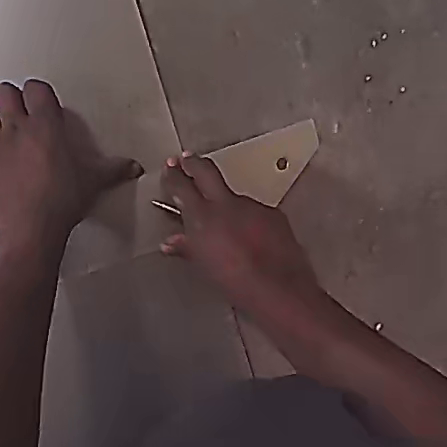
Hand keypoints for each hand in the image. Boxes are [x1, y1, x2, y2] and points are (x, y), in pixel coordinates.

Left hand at [0, 80, 141, 257]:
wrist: (35, 227)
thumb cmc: (65, 199)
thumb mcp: (96, 181)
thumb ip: (114, 169)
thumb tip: (134, 167)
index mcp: (45, 124)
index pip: (36, 89)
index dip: (40, 94)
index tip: (46, 104)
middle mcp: (16, 129)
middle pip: (4, 93)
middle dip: (12, 100)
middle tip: (23, 114)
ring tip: (0, 135)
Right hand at [159, 153, 324, 318]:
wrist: (276, 287)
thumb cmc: (234, 282)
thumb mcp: (203, 265)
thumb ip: (186, 248)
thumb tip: (171, 243)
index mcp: (202, 216)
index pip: (181, 186)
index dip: (173, 175)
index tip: (170, 167)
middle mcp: (226, 204)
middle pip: (206, 171)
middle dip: (193, 163)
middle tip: (185, 159)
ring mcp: (252, 206)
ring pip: (233, 196)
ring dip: (226, 202)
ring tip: (223, 218)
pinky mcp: (273, 214)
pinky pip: (255, 211)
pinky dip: (249, 219)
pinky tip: (250, 234)